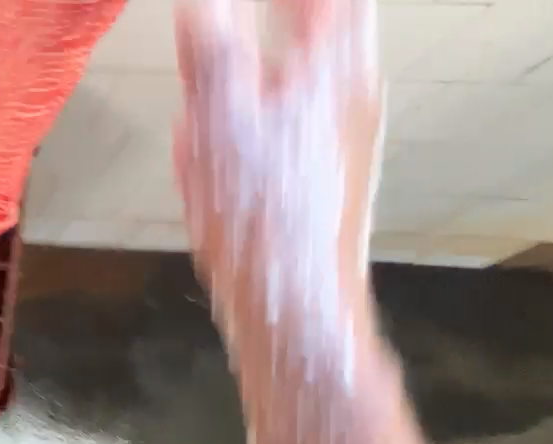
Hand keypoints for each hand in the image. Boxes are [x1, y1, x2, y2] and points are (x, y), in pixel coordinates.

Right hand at [173, 0, 383, 401]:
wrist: (292, 303)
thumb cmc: (258, 213)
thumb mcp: (219, 123)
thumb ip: (212, 52)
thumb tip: (201, 0)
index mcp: (333, 65)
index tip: (231, 1)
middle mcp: (351, 93)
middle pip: (321, 28)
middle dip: (275, 23)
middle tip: (222, 25)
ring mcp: (342, 138)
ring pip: (299, 85)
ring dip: (254, 80)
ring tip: (210, 98)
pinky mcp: (323, 180)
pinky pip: (287, 132)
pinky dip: (250, 128)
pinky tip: (214, 160)